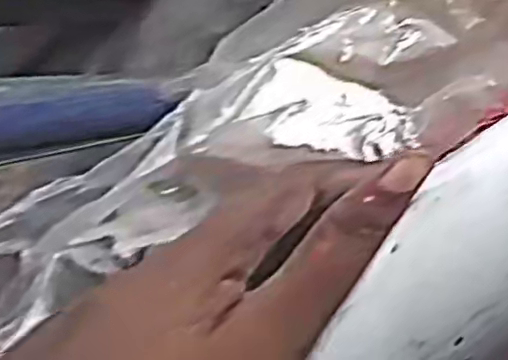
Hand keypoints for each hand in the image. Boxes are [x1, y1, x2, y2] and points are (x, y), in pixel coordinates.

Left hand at [8, 154, 430, 359]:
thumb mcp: (268, 336)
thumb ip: (336, 251)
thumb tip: (408, 166)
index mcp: (192, 253)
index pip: (298, 180)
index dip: (362, 172)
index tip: (418, 176)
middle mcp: (144, 270)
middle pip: (258, 212)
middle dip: (328, 205)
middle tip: (386, 218)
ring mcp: (104, 313)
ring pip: (222, 252)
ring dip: (285, 243)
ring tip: (332, 259)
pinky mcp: (88, 349)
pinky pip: (187, 290)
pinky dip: (240, 281)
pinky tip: (251, 308)